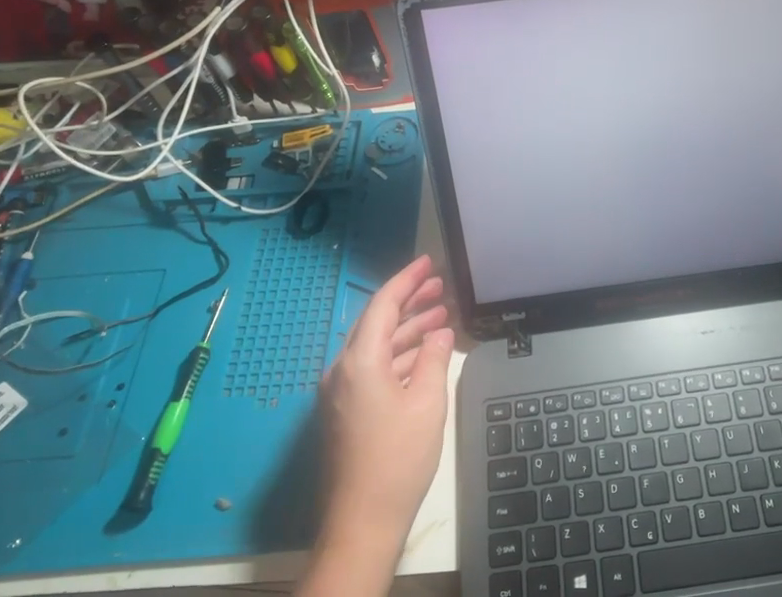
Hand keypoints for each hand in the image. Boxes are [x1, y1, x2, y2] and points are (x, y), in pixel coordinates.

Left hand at [318, 255, 454, 549]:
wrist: (362, 519)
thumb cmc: (398, 458)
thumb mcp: (427, 402)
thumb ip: (433, 358)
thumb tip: (439, 332)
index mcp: (359, 362)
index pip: (382, 305)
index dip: (407, 280)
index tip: (428, 262)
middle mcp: (343, 370)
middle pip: (376, 322)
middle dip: (409, 302)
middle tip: (440, 287)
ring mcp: (341, 392)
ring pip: (376, 347)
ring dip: (406, 330)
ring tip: (440, 316)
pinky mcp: (345, 412)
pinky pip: (372, 368)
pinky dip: (398, 355)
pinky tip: (424, 355)